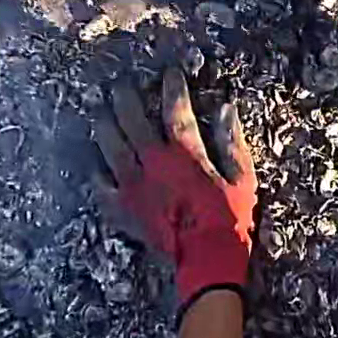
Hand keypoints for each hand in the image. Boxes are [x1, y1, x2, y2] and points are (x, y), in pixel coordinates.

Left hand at [92, 67, 258, 313]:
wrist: (207, 264)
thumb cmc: (229, 219)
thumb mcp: (243, 178)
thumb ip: (232, 141)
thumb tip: (226, 108)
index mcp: (183, 154)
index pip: (175, 110)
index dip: (172, 88)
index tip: (170, 73)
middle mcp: (153, 164)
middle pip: (132, 121)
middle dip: (125, 98)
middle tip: (120, 85)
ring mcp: (133, 186)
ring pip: (111, 147)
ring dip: (105, 125)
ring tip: (99, 111)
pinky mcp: (123, 208)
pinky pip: (101, 186)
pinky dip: (97, 172)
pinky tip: (95, 163)